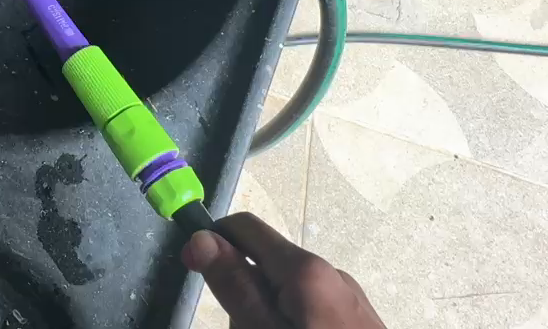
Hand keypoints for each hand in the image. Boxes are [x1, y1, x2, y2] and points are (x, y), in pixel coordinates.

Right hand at [183, 213, 385, 328]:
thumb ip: (233, 285)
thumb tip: (202, 238)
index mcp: (306, 270)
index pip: (244, 227)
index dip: (211, 242)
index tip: (193, 272)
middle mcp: (333, 277)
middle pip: (265, 266)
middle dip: (244, 296)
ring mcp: (354, 306)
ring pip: (288, 296)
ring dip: (268, 319)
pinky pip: (313, 318)